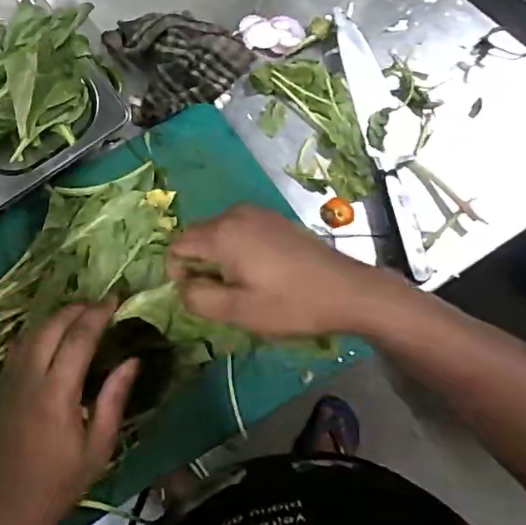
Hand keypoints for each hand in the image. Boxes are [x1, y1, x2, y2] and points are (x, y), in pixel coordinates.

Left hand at [0, 301, 138, 524]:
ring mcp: (12, 379)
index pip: (79, 338)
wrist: (13, 503)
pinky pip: (21, 345)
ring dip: (57, 317)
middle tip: (102, 304)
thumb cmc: (63, 480)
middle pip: (52, 326)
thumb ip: (114, 398)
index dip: (98, 314)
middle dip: (77, 308)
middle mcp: (30, 378)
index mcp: (57, 393)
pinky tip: (54, 334)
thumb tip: (132, 360)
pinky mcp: (3, 385)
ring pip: (33, 332)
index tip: (117, 300)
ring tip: (82, 314)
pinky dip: (40, 330)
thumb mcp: (100, 445)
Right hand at [169, 204, 411, 336]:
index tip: (201, 296)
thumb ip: (198, 299)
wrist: (349, 291)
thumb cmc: (291, 304)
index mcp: (222, 234)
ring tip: (244, 284)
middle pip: (196, 237)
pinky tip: (261, 271)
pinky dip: (237, 249)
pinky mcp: (273, 218)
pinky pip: (238, 230)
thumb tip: (181, 287)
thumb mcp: (239, 311)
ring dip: (218, 258)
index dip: (178, 273)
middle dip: (199, 265)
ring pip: (217, 234)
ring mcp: (256, 213)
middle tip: (224, 293)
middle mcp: (234, 214)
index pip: (176, 246)